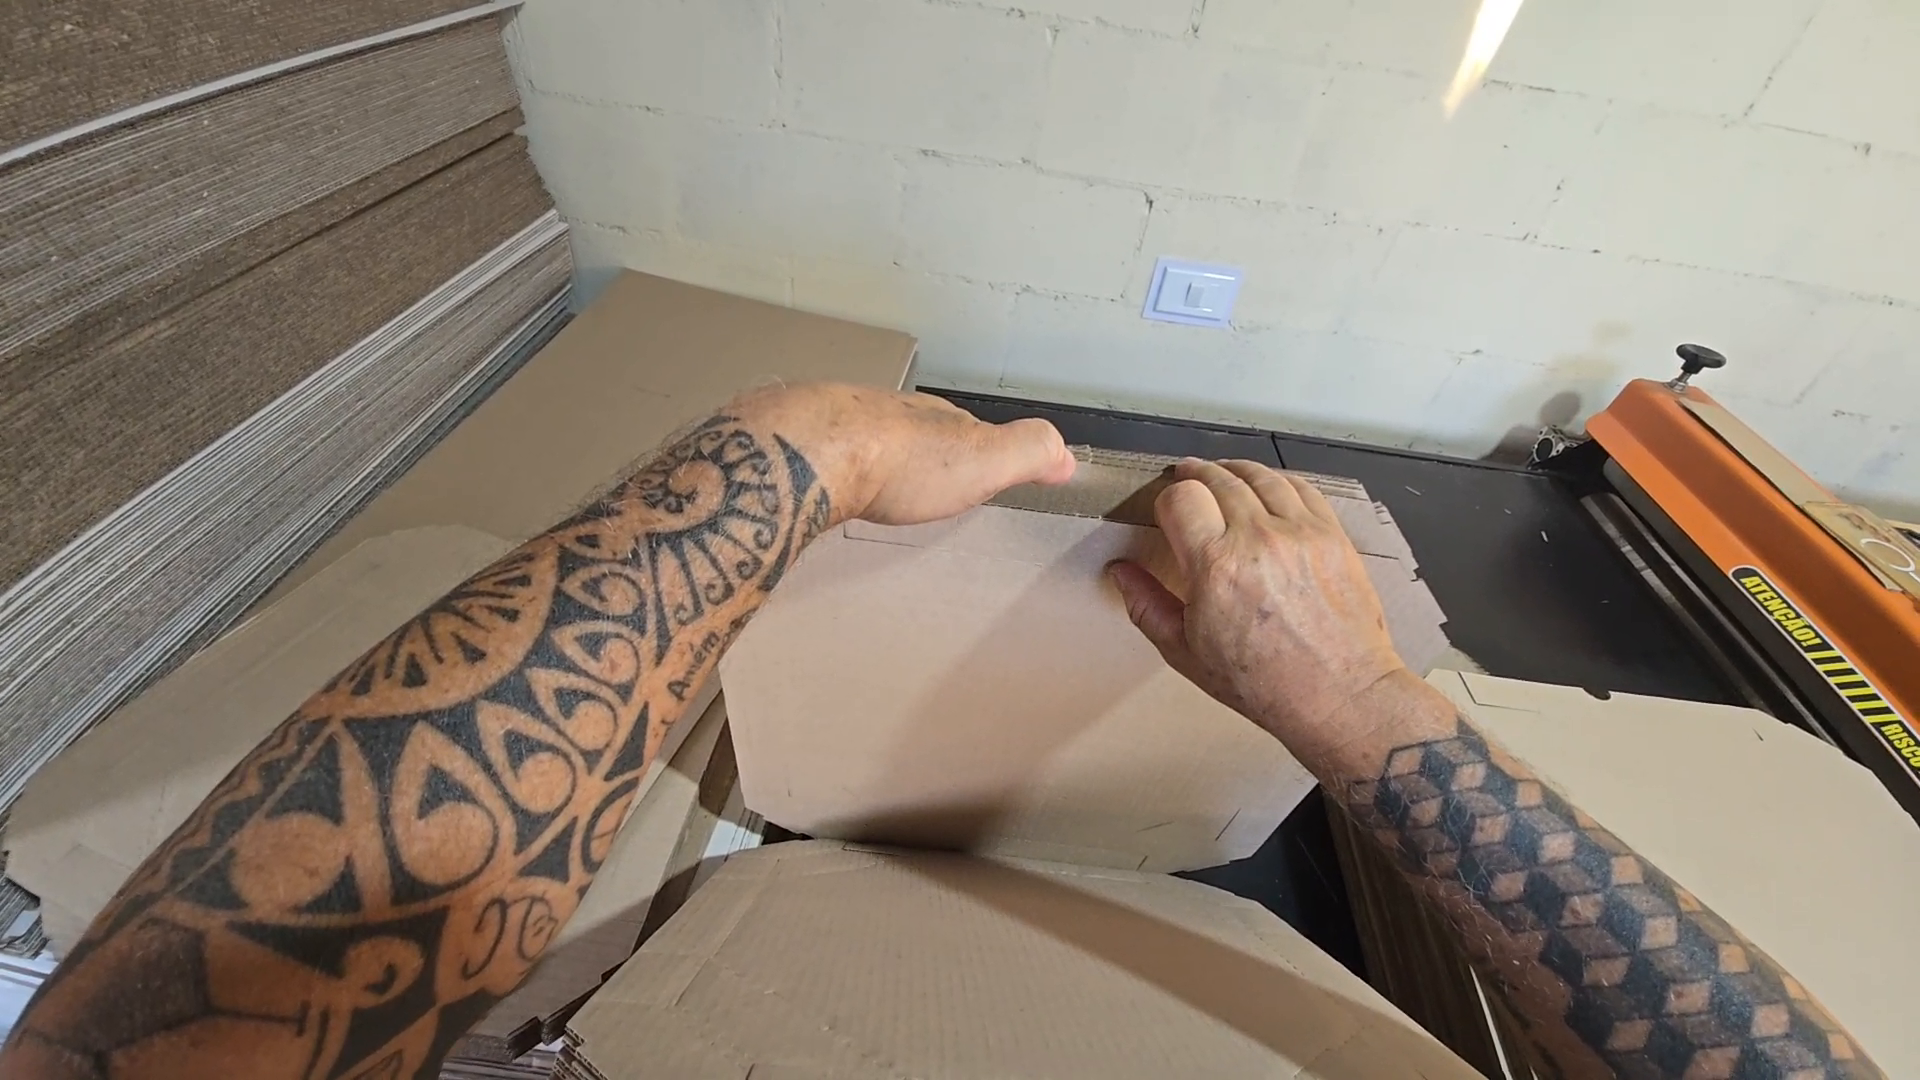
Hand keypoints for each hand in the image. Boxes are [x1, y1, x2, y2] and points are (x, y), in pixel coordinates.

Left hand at [730, 383, 1076, 525]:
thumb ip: (1028, 452)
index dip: (982, 449)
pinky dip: (837, 466)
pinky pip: (826, 454)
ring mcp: (839, 424)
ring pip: (867, 439)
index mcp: (935, 420)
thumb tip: (1068, 453)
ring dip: (878, 458)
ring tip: (882, 483)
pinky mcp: (798, 445)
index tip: (987, 466)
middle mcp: (888, 414)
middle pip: (914, 431)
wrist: (813, 453)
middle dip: (925, 452)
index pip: (967, 429)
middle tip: (932, 479)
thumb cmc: (902, 463)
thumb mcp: (984, 459)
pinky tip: (834, 483)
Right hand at [1106, 459, 1407, 751]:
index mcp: (1216, 567)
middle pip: (1217, 478)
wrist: (1338, 694)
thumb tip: (1121, 573)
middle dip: (1194, 475)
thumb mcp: (1185, 651)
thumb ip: (1146, 604)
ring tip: (1220, 475)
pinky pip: (1301, 487)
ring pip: (1259, 475)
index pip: (1180, 497)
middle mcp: (1259, 540)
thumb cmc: (1264, 681)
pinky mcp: (1332, 536)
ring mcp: (1300, 534)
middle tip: (1184, 478)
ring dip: (1232, 470)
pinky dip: (1276, 479)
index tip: (1166, 513)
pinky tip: (1265, 486)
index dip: (1166, 500)